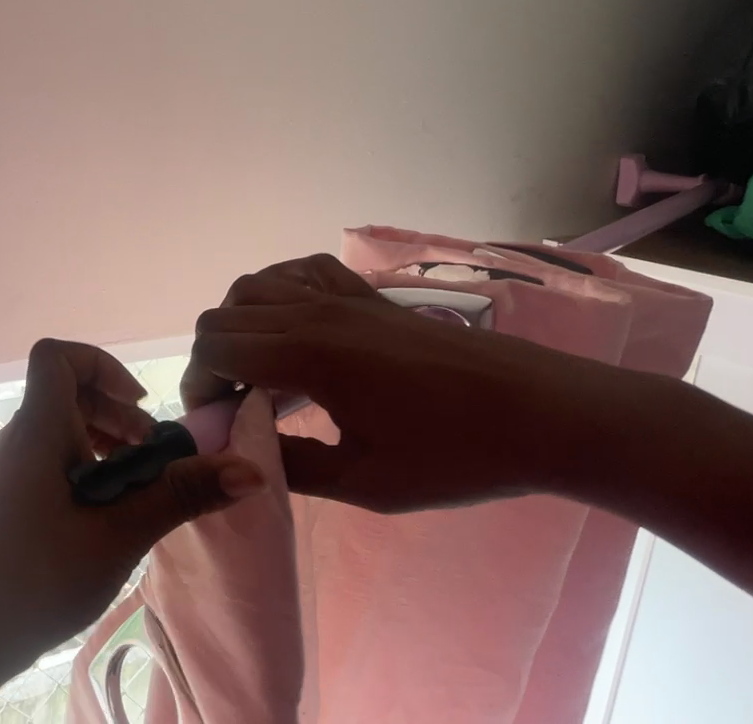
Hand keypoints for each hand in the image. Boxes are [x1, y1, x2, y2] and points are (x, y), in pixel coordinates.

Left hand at [0, 339, 263, 673]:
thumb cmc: (42, 574)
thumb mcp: (120, 534)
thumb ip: (180, 496)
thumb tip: (249, 471)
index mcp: (38, 428)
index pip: (56, 356)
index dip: (101, 364)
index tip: (140, 406)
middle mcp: (19, 436)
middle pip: (66, 391)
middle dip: (117, 410)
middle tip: (156, 454)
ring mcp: (10, 465)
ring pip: (61, 426)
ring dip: (106, 440)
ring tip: (142, 485)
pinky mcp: (10, 494)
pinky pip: (51, 455)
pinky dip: (87, 465)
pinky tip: (111, 511)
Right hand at [184, 254, 630, 511]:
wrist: (552, 416)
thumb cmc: (460, 455)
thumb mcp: (368, 482)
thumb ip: (291, 466)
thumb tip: (242, 454)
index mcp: (305, 355)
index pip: (214, 348)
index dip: (200, 384)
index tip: (215, 421)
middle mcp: (312, 313)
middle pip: (222, 316)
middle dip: (212, 359)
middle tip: (234, 402)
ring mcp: (340, 296)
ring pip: (251, 287)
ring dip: (237, 324)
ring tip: (258, 366)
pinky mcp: (366, 294)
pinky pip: (299, 271)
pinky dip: (277, 290)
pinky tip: (291, 322)